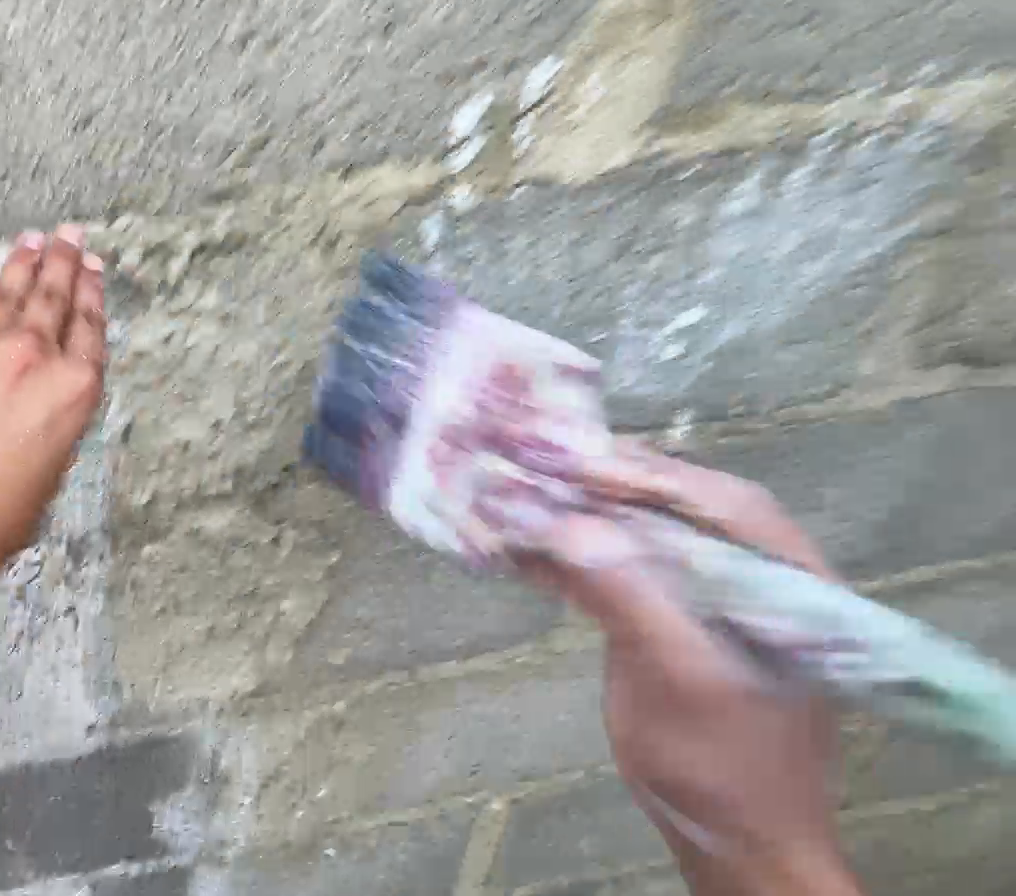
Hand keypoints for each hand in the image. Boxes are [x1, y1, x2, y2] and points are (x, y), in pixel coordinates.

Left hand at [0, 225, 106, 571]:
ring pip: (8, 290)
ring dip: (22, 262)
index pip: (89, 325)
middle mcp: (32, 355)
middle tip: (70, 237)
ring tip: (33, 242)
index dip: (92, 292)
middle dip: (64, 261)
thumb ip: (56, 407)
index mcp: (73, 388)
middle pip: (53, 295)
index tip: (93, 269)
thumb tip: (44, 378)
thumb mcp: (54, 462)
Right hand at [526, 443, 862, 895]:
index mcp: (788, 583)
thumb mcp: (677, 677)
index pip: (720, 501)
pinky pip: (610, 565)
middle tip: (528, 465)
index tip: (567, 462)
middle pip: (669, 505)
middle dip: (597, 483)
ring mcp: (702, 594)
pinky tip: (513, 545)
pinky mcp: (661, 612)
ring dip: (570, 514)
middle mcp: (750, 575)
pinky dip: (561, 552)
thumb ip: (628, 595)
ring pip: (632, 531)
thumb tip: (563, 523)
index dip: (644, 473)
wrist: (728, 836)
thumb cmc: (720, 762)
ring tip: (510, 495)